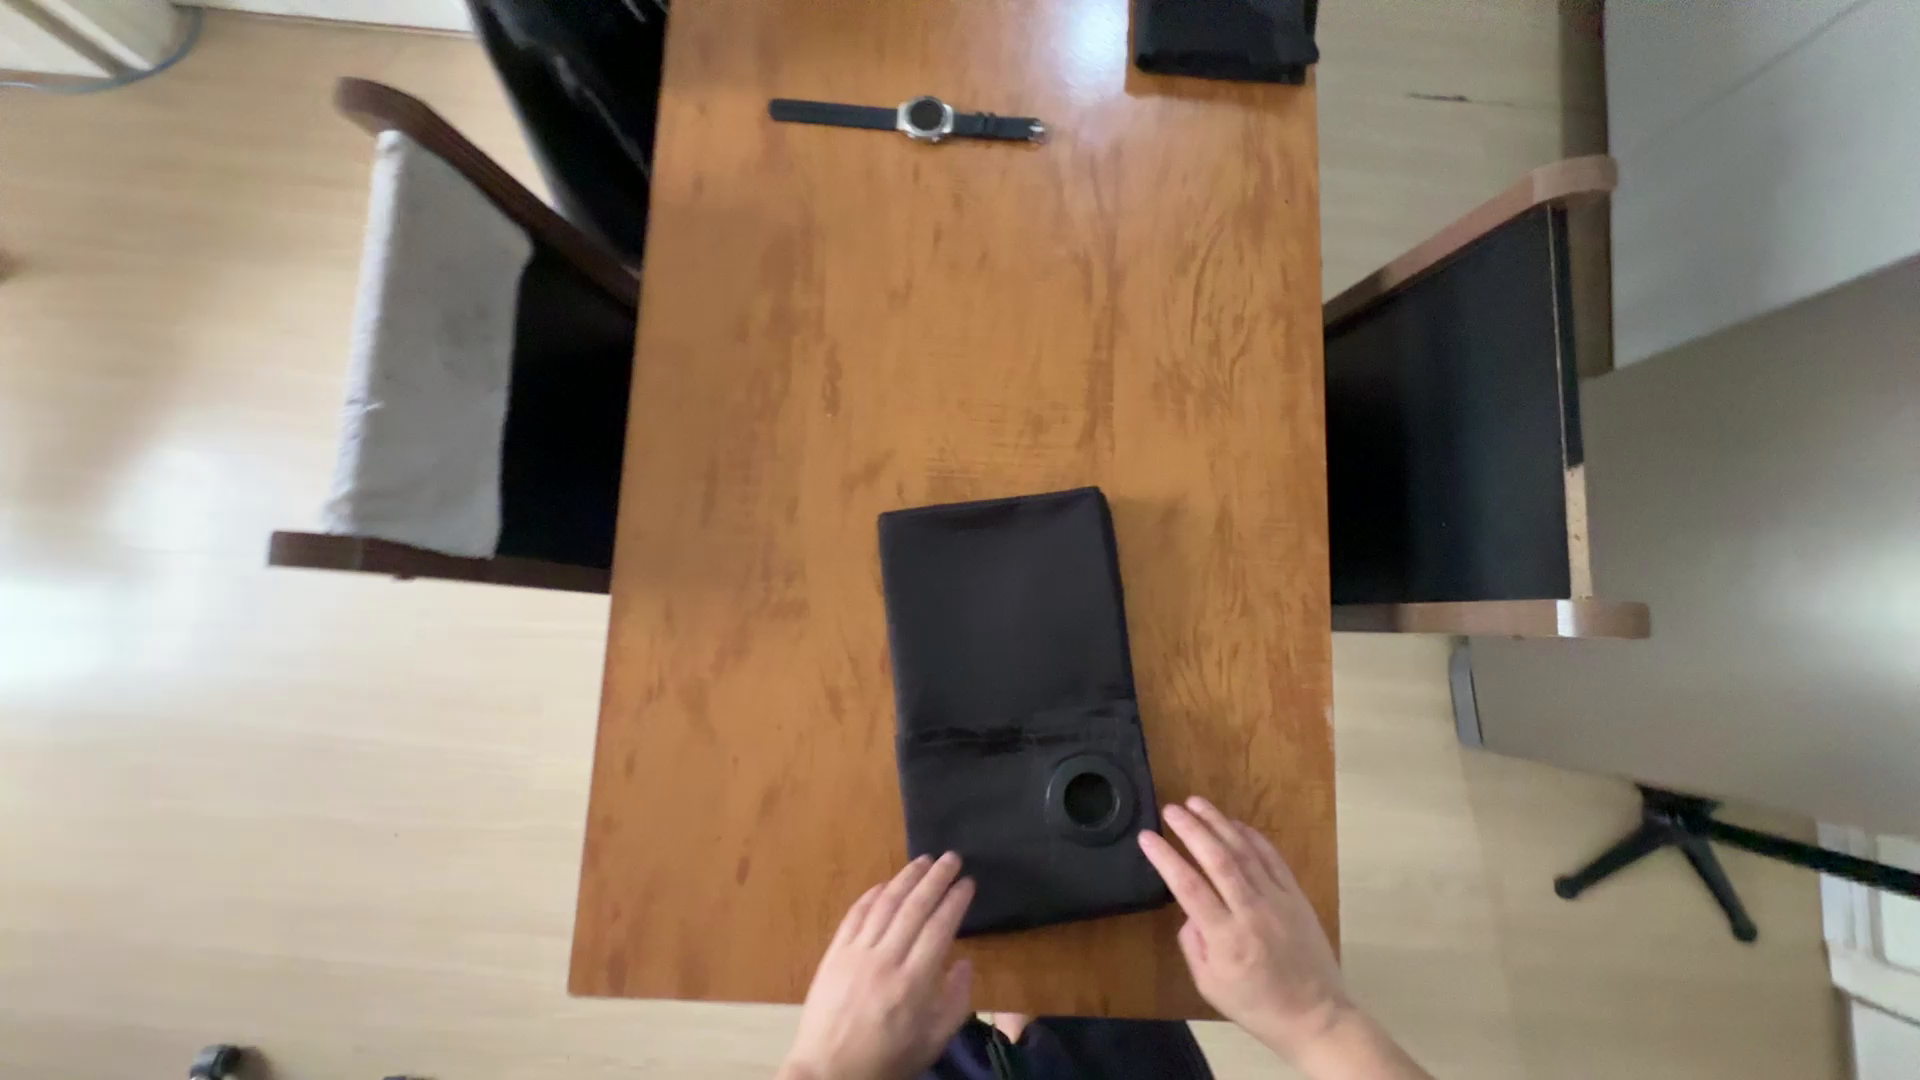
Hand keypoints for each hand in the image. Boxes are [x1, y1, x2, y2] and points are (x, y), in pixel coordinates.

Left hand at [779, 853, 975, 1079]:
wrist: (827, 1075)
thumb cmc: (886, 1061)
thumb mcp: (931, 1043)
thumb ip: (955, 1003)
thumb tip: (965, 962)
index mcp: (913, 984)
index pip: (939, 928)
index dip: (955, 901)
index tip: (968, 882)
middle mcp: (885, 961)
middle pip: (915, 908)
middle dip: (936, 878)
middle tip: (952, 857)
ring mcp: (856, 954)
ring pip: (885, 904)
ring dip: (907, 877)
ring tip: (924, 860)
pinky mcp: (834, 953)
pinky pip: (856, 914)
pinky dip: (872, 895)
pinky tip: (886, 883)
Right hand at [1138, 797, 1351, 1061]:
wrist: (1317, 1017)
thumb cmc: (1257, 1005)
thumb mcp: (1209, 985)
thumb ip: (1192, 943)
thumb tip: (1188, 909)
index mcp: (1227, 939)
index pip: (1188, 888)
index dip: (1165, 858)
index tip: (1147, 837)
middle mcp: (1251, 913)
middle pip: (1218, 860)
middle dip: (1191, 829)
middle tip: (1170, 809)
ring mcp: (1277, 900)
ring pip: (1244, 851)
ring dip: (1218, 823)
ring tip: (1196, 803)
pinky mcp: (1296, 895)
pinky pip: (1272, 857)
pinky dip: (1251, 835)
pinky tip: (1233, 822)